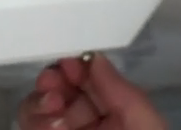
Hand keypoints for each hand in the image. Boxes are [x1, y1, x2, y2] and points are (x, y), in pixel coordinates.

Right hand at [17, 54, 164, 129]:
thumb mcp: (145, 127)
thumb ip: (123, 92)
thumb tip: (95, 58)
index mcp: (116, 116)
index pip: (88, 81)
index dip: (75, 67)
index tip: (69, 65)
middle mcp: (88, 127)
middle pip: (58, 92)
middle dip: (52, 83)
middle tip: (54, 89)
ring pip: (37, 112)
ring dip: (39, 105)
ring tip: (53, 113)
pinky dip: (36, 124)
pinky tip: (51, 127)